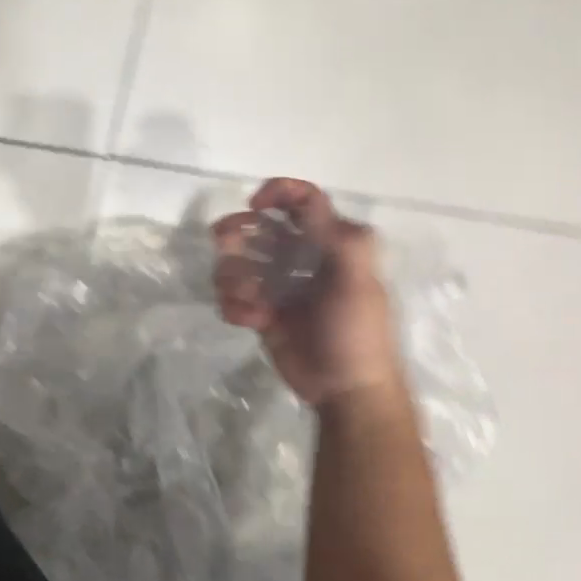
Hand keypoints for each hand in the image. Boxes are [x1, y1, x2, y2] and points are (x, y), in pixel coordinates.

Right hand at [213, 178, 401, 406]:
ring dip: (233, 277)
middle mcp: (301, 258)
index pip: (304, 201)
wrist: (344, 388)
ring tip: (249, 301)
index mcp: (331, 243)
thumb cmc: (357, 331)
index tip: (254, 205)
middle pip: (258, 229)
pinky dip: (234, 306)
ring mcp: (278, 286)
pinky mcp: (260, 313)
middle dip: (236, 234)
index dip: (278, 192)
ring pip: (237, 263)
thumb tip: (305, 208)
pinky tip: (250, 321)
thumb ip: (340, 239)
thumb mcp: (357, 280)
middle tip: (223, 243)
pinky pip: (231, 298)